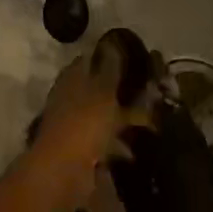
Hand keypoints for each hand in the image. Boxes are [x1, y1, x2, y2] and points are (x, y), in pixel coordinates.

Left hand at [30, 29, 161, 174]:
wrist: (64, 169)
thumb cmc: (85, 122)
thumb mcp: (103, 90)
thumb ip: (110, 67)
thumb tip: (112, 42)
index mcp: (73, 76)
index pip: (90, 58)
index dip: (109, 56)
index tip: (131, 59)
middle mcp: (71, 95)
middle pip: (97, 87)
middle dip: (120, 91)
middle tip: (146, 93)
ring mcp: (74, 122)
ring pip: (101, 114)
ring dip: (121, 118)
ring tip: (148, 123)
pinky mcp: (79, 148)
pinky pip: (102, 141)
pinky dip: (116, 144)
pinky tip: (133, 150)